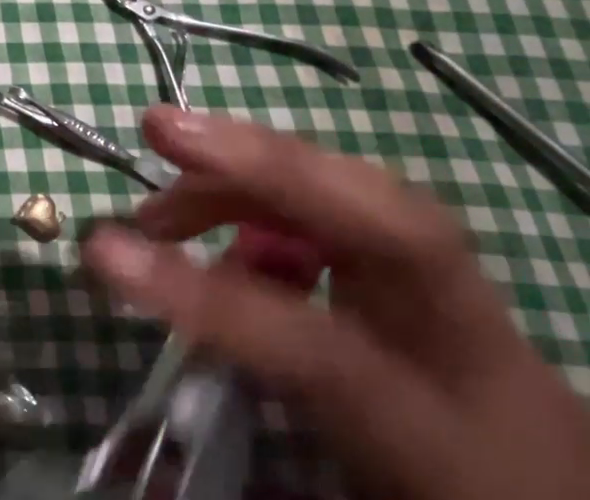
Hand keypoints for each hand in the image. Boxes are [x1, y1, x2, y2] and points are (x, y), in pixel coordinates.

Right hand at [83, 106, 589, 499]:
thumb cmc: (442, 498)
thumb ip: (252, 484)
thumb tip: (135, 473)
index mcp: (456, 442)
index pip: (327, 354)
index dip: (209, 298)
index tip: (103, 255)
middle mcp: (486, 364)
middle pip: (405, 234)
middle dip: (279, 166)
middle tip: (160, 127)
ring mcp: (485, 322)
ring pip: (391, 207)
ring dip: (270, 174)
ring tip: (167, 197)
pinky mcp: (464, 304)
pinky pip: (381, 221)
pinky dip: (300, 199)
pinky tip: (234, 222)